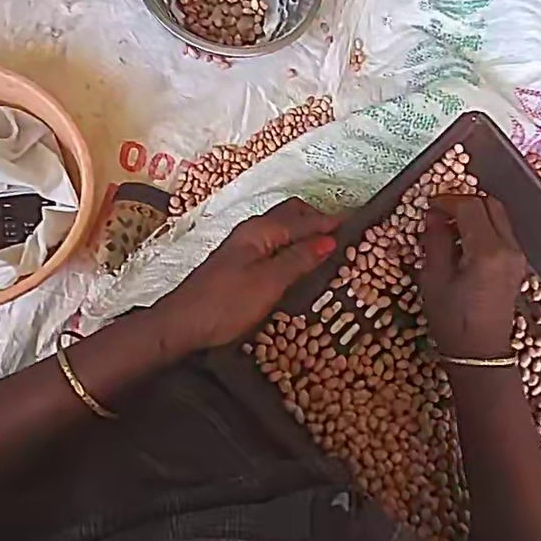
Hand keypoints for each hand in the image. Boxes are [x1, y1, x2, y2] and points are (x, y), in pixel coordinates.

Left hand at [152, 198, 338, 351]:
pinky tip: (301, 264)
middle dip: (318, 221)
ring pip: (283, 230)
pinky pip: (275, 245)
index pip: (304, 219)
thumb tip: (329, 240)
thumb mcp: (269, 283)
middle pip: (292, 216)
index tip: (358, 224)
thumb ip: (299, 259)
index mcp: (260, 231)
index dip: (331, 222)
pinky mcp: (239, 264)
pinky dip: (293, 247)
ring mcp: (244, 247)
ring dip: (305, 234)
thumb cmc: (226, 304)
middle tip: (345, 235)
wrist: (182, 325)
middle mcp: (252, 232)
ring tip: (329, 248)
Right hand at [417, 195, 527, 358]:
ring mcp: (517, 256)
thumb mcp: (434, 278)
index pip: (470, 208)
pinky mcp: (517, 265)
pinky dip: (484, 227)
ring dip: (475, 214)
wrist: (479, 352)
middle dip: (464, 202)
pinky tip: (463, 241)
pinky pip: (502, 233)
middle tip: (440, 211)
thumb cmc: (452, 319)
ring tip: (449, 226)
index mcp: (487, 251)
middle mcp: (509, 248)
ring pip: (499, 217)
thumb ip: (435, 241)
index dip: (448, 201)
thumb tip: (434, 214)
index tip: (429, 204)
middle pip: (490, 205)